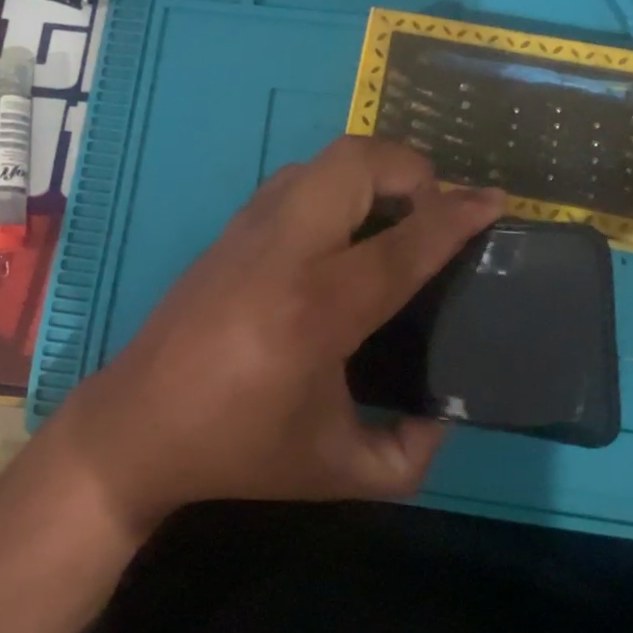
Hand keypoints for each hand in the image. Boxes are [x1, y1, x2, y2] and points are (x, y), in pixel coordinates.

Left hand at [43, 136, 505, 531]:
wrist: (136, 428)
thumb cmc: (238, 452)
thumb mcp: (340, 472)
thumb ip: (410, 454)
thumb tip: (444, 417)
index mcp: (318, 309)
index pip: (406, 241)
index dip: (459, 213)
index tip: (496, 200)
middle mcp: (285, 252)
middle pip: (358, 162)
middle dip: (413, 170)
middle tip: (433, 212)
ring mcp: (249, 231)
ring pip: (323, 161)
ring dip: (371, 172)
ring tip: (392, 217)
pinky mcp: (228, 230)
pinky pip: (295, 179)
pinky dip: (334, 184)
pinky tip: (342, 232)